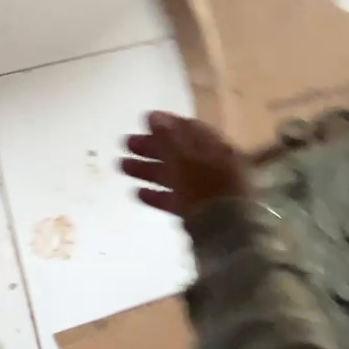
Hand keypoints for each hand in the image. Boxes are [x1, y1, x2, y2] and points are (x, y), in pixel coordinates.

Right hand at [120, 111, 250, 217]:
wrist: (226, 232)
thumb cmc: (205, 186)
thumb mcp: (183, 157)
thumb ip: (166, 136)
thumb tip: (152, 115)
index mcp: (216, 148)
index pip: (190, 129)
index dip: (166, 123)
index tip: (143, 121)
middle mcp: (213, 166)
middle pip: (178, 152)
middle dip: (150, 147)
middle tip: (126, 144)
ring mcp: (206, 190)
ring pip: (174, 175)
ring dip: (147, 169)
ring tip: (122, 167)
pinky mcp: (199, 212)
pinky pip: (175, 198)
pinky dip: (157, 194)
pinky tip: (138, 193)